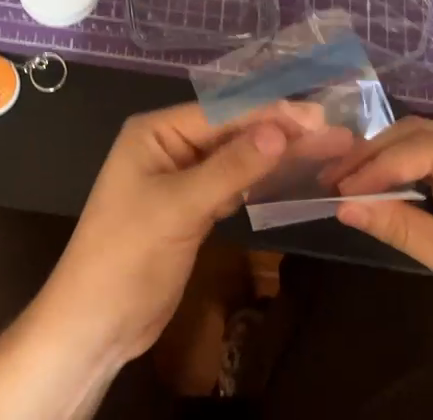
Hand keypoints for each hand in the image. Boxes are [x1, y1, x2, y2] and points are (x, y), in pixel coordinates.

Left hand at [36, 102, 303, 361]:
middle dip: (279, 133)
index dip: (270, 113)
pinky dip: (258, 184)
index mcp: (154, 132)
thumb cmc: (128, 253)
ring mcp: (179, 180)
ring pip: (234, 160)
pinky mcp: (190, 211)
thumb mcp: (180, 207)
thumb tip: (279, 131)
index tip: (319, 114)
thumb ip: (230, 168)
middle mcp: (167, 147)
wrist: (98, 321)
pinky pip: (230, 187)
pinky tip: (290, 179)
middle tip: (334, 132)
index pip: (221, 113)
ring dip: (274, 158)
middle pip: (230, 133)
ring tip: (324, 151)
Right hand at [328, 118, 432, 381]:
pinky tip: (378, 188)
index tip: (339, 187)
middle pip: (427, 136)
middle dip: (377, 155)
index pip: (430, 148)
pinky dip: (404, 175)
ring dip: (387, 161)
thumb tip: (342, 204)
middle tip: (332, 178)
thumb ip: (401, 227)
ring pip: (428, 146)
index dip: (380, 164)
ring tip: (347, 181)